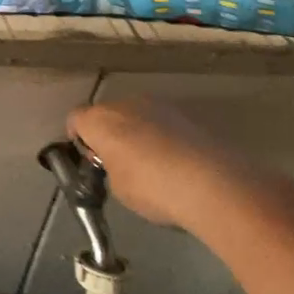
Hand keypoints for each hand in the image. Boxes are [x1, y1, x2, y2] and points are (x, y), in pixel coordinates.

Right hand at [68, 98, 261, 230]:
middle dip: (112, 134)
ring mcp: (162, 107)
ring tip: (157, 166)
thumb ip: (112, 169)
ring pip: (141, 117)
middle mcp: (126, 104)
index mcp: (99, 119)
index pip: (76, 120)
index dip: (80, 139)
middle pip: (110, 115)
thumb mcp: (119, 188)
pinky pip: (169, 127)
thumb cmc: (154, 189)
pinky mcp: (192, 117)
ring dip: (142, 134)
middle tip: (123, 164)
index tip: (91, 160)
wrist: (217, 187)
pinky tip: (182, 165)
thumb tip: (122, 165)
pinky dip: (169, 139)